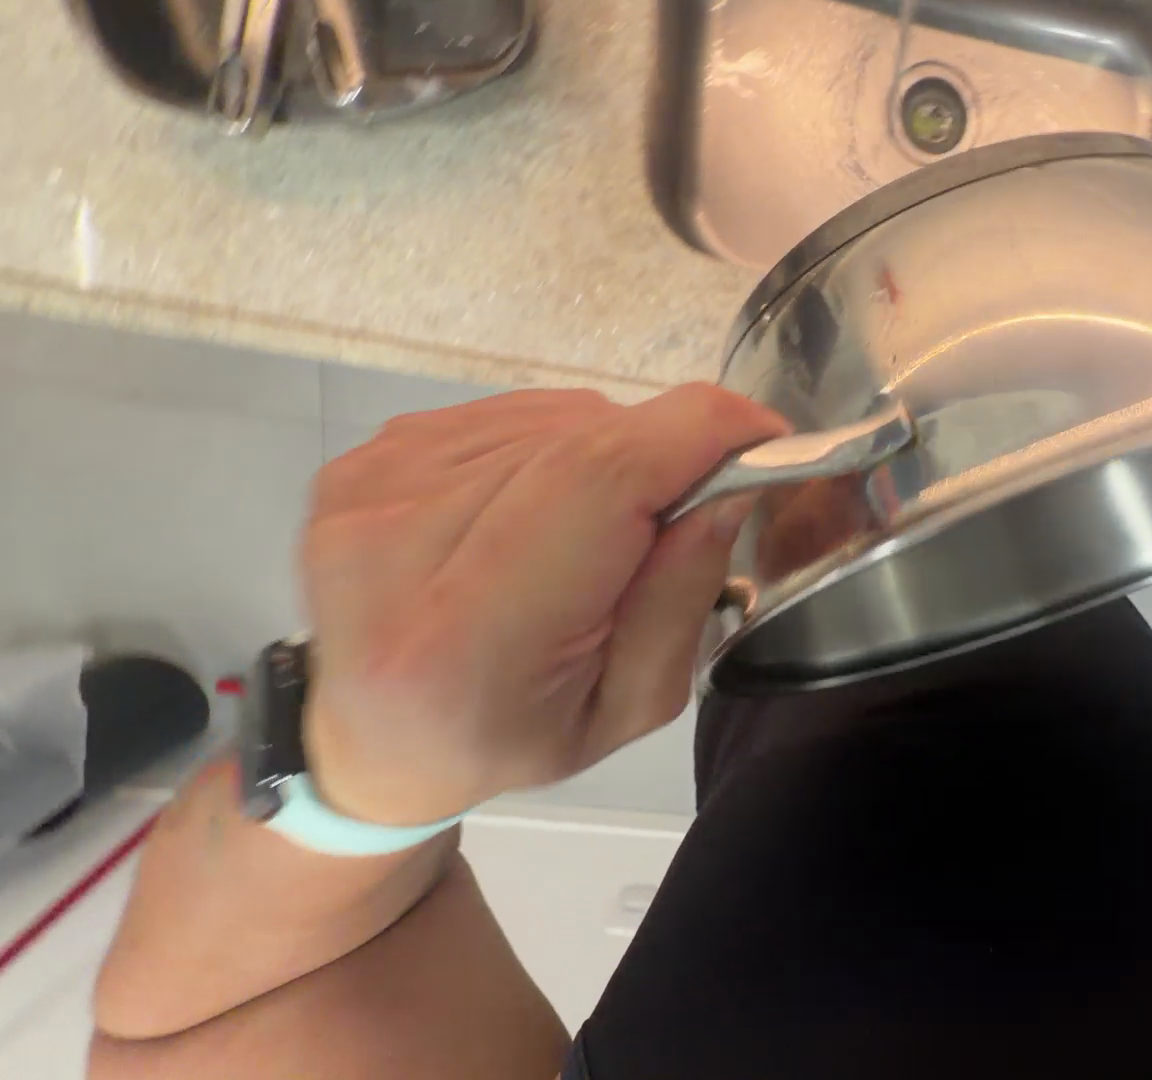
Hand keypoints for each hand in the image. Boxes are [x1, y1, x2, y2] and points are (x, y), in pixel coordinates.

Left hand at [299, 386, 787, 825]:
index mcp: (471, 634)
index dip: (697, 435)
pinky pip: (520, 416)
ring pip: (560, 418)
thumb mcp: (633, 706)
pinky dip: (571, 445)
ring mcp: (372, 487)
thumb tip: (726, 492)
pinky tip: (558, 502)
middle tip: (706, 492)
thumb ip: (680, 599)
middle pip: (585, 437)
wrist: (373, 740)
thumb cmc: (515, 739)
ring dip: (621, 451)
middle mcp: (399, 542)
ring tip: (614, 521)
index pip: (598, 480)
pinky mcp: (367, 455)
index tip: (766, 437)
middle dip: (675, 447)